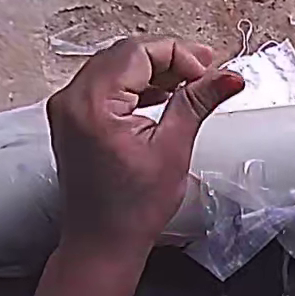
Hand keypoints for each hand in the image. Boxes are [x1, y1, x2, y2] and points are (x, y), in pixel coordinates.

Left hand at [46, 36, 244, 255]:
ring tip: (189, 83)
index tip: (207, 72)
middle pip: (125, 55)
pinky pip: (105, 86)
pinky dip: (135, 86)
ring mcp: (68, 110)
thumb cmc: (131, 210)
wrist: (103, 243)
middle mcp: (71, 101)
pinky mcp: (72, 120)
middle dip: (168, 59)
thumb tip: (227, 77)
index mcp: (92, 104)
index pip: (138, 52)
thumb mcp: (172, 149)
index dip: (179, 55)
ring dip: (153, 70)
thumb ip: (197, 103)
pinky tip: (162, 95)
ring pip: (115, 67)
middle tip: (205, 71)